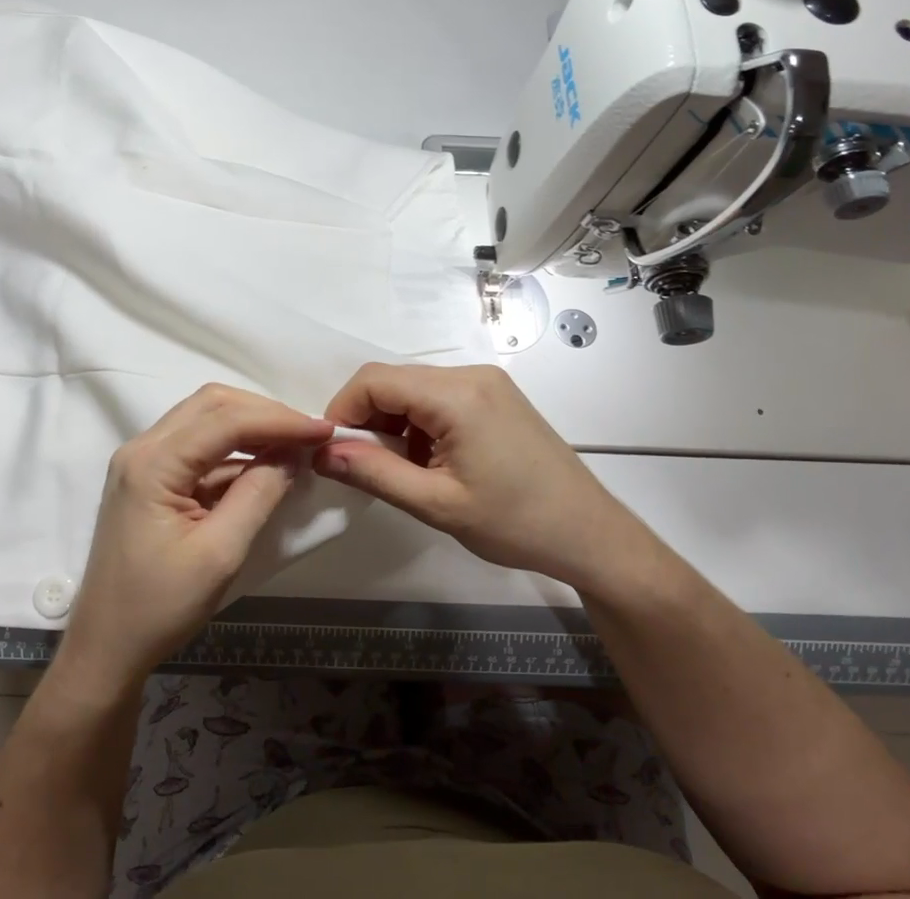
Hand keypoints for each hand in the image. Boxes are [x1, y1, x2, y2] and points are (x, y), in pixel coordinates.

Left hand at [58, 384, 334, 695]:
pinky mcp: (149, 481)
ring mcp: (142, 464)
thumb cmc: (160, 606)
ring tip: (296, 446)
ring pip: (204, 421)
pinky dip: (234, 451)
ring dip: (251, 427)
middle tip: (310, 434)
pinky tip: (265, 465)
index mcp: (151, 464)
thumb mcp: (220, 554)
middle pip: (211, 406)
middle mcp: (141, 450)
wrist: (107, 647)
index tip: (326, 430)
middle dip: (265, 413)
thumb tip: (292, 454)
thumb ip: (258, 495)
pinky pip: (197, 449)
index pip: (225, 421)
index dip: (280, 420)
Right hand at [312, 363, 625, 581]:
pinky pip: (439, 399)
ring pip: (414, 390)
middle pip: (393, 381)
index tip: (333, 453)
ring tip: (401, 471)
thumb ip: (374, 473)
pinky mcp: (496, 398)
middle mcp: (471, 375)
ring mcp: (488, 384)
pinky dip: (419, 425)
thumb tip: (321, 454)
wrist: (587, 534)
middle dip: (367, 420)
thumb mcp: (436, 504)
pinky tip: (428, 463)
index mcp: (457, 395)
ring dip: (392, 425)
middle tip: (363, 468)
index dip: (342, 412)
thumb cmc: (514, 523)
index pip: (374, 380)